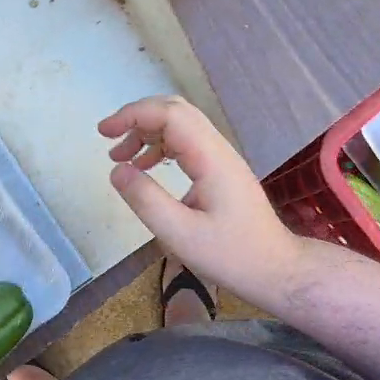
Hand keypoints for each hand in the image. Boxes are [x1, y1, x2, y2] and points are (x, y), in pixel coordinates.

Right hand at [100, 96, 305, 307]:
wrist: (275, 269)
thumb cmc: (230, 255)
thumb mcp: (180, 235)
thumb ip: (146, 200)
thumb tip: (116, 169)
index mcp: (210, 158)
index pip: (170, 115)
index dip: (133, 115)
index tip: (104, 132)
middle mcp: (218, 150)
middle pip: (176, 111)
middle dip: (138, 117)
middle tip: (108, 138)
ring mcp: (222, 159)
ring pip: (181, 126)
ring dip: (148, 133)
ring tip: (120, 158)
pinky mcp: (221, 171)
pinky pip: (188, 144)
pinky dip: (161, 147)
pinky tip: (144, 168)